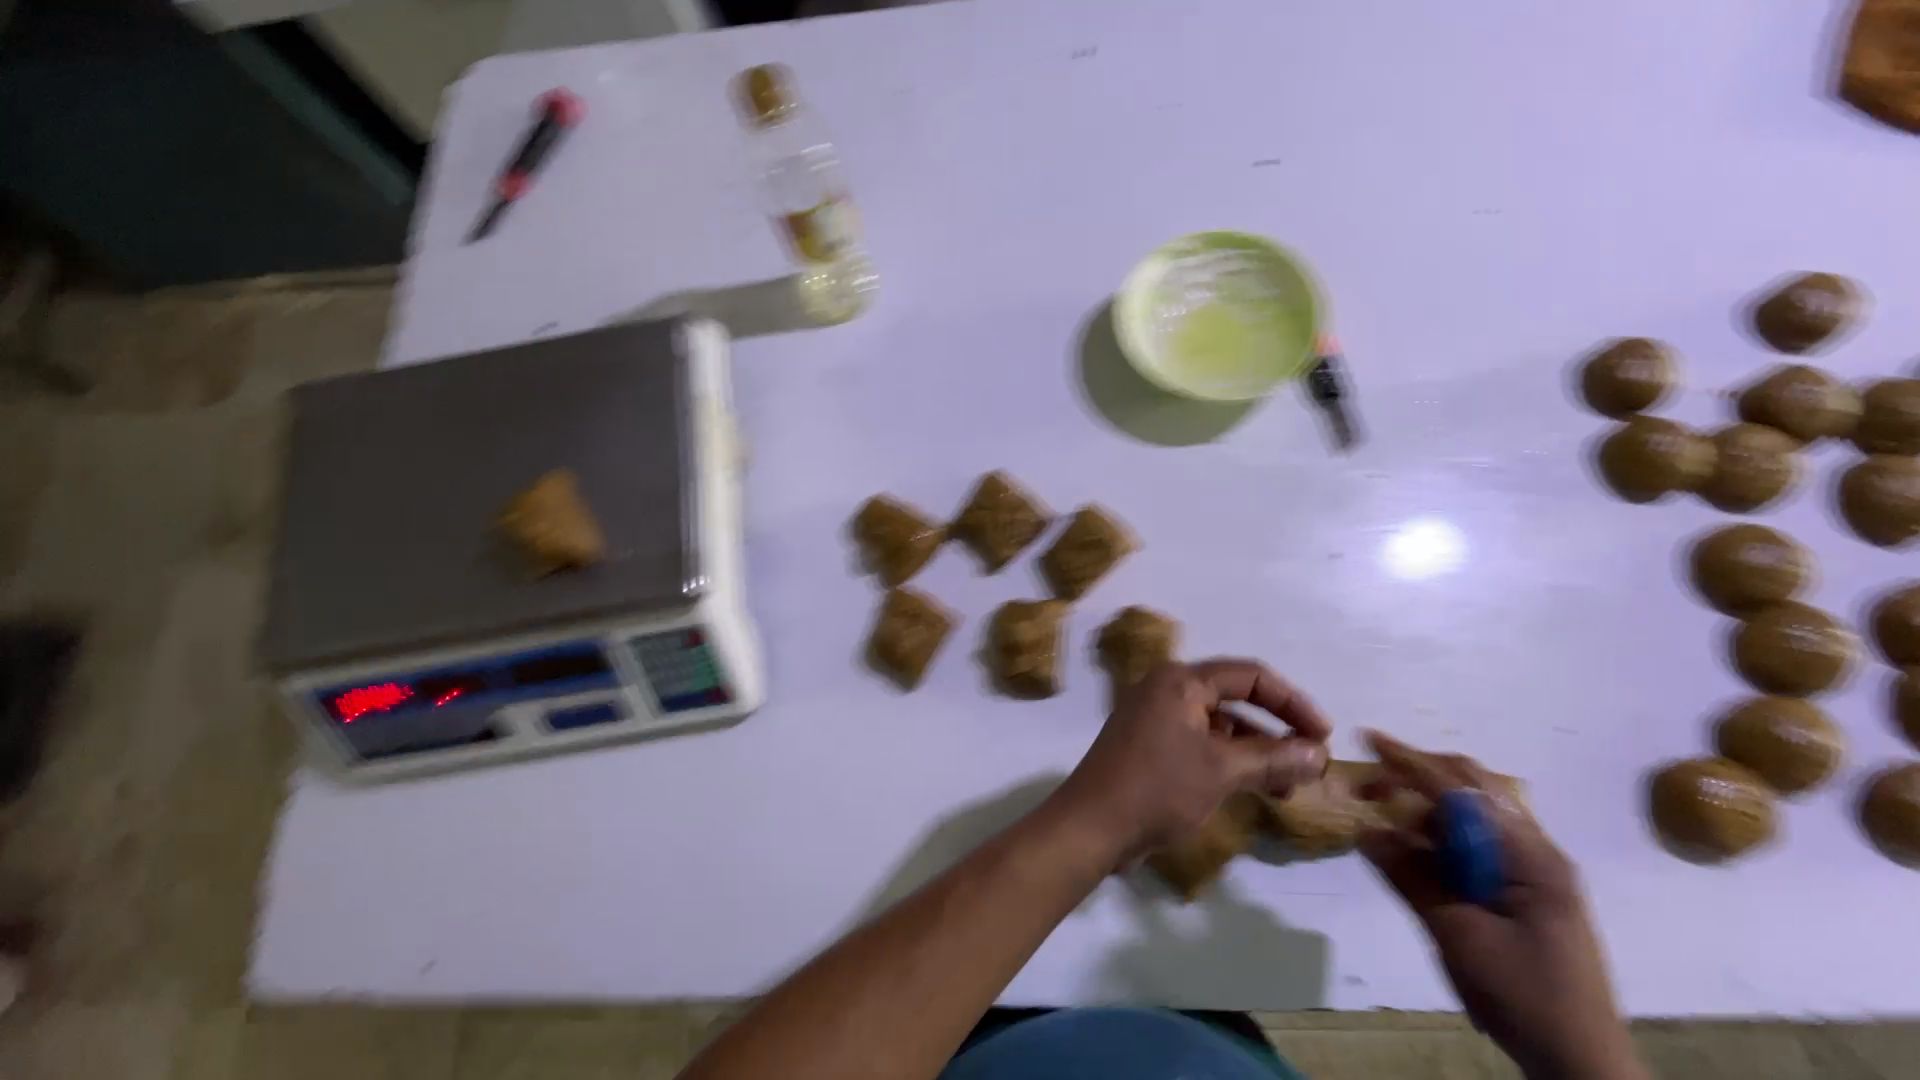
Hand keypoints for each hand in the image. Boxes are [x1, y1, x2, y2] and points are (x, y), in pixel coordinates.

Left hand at [1051, 659, 1330, 863]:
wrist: (1091, 827)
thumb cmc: (1157, 788)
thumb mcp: (1222, 771)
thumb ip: (1273, 758)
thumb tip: (1319, 754)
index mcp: (1180, 682)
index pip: (1250, 676)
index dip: (1292, 702)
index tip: (1323, 735)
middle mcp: (1168, 692)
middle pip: (1236, 700)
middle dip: (1277, 732)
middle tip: (1311, 764)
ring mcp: (1157, 721)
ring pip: (1221, 729)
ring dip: (1257, 753)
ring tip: (1289, 788)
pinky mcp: (1152, 750)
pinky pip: (1203, 748)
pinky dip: (1232, 765)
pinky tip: (1257, 791)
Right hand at [1358, 732, 1644, 1079]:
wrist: (1581, 1062)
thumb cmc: (1522, 996)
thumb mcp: (1457, 936)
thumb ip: (1412, 878)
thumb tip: (1366, 831)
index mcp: (1528, 856)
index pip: (1460, 790)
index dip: (1410, 762)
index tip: (1367, 740)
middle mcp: (1537, 850)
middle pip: (1473, 788)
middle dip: (1418, 773)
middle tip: (1370, 782)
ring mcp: (1536, 868)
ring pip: (1475, 811)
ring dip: (1428, 804)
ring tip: (1384, 813)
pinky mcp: (1528, 888)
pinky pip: (1480, 839)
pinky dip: (1443, 830)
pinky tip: (1417, 844)